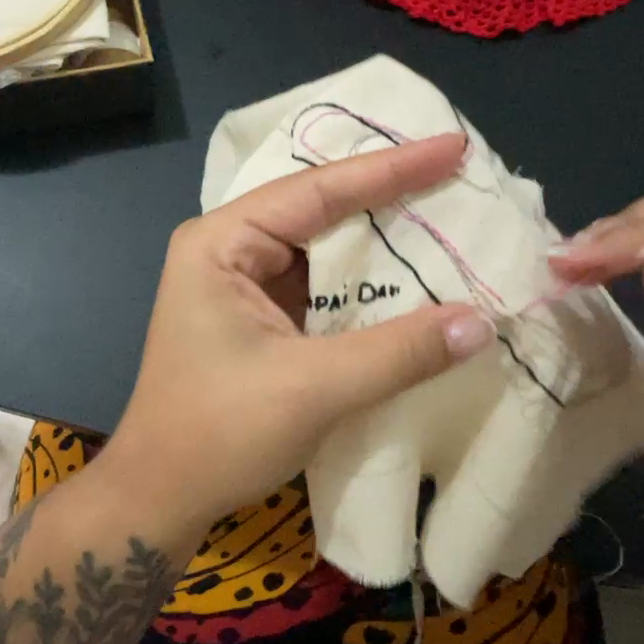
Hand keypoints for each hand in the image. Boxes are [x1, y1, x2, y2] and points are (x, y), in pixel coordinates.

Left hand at [96, 134, 495, 529]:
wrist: (161, 496)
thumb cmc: (218, 433)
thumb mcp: (313, 388)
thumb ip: (399, 352)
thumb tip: (482, 321)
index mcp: (222, 242)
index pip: (316, 191)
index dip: (390, 168)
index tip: (453, 147)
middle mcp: (229, 249)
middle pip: (320, 210)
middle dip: (389, 197)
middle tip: (459, 176)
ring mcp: (243, 284)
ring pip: (324, 249)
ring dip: (381, 243)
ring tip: (450, 218)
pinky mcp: (260, 318)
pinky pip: (322, 286)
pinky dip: (366, 284)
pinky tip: (415, 279)